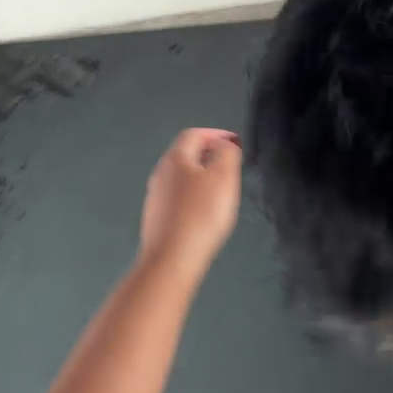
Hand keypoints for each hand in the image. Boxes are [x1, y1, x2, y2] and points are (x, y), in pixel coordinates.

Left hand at [136, 128, 241, 277]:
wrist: (171, 259)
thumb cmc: (201, 213)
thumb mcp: (224, 176)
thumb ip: (227, 153)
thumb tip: (224, 146)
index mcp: (175, 158)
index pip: (194, 134)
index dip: (216, 134)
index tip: (236, 142)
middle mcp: (160, 173)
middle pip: (185, 154)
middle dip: (209, 154)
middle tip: (231, 163)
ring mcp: (156, 197)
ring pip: (182, 176)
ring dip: (202, 175)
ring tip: (223, 186)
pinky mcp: (157, 218)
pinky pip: (179, 197)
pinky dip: (194, 194)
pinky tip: (206, 210)